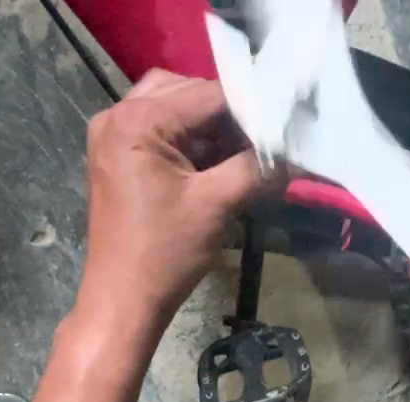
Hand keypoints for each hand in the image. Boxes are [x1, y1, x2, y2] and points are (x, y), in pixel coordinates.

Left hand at [75, 71, 275, 335]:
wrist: (124, 300)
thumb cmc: (166, 254)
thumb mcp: (216, 206)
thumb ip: (256, 169)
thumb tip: (296, 152)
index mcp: (137, 120)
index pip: (206, 93)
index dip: (249, 108)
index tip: (283, 126)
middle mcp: (118, 115)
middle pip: (187, 94)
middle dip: (227, 117)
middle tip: (263, 142)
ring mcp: (113, 137)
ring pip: (173, 111)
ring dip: (210, 129)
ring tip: (243, 156)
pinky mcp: (118, 159)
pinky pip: (160, 134)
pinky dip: (189, 143)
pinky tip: (217, 165)